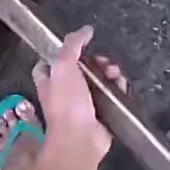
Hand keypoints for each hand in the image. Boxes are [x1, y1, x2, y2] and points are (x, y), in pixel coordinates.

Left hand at [23, 27, 119, 169]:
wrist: (80, 139)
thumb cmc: (66, 102)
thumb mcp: (63, 65)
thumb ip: (73, 44)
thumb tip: (86, 30)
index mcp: (49, 80)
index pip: (51, 61)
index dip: (64, 52)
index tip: (80, 46)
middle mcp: (64, 92)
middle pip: (81, 68)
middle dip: (95, 61)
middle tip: (104, 62)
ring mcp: (82, 104)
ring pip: (98, 80)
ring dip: (109, 72)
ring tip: (114, 73)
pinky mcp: (100, 114)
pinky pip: (111, 95)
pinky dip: (117, 88)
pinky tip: (120, 85)